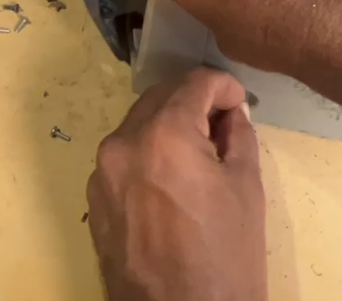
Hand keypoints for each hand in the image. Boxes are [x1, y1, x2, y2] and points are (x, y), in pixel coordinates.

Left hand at [88, 67, 266, 300]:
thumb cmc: (225, 259)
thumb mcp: (246, 188)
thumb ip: (238, 134)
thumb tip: (230, 112)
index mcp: (165, 135)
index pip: (195, 83)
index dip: (223, 86)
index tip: (238, 102)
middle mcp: (124, 143)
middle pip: (162, 96)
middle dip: (193, 102)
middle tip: (222, 124)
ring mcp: (102, 173)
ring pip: (139, 124)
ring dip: (168, 125)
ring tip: (197, 152)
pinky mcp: (94, 199)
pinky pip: (124, 156)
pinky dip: (147, 153)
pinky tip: (171, 180)